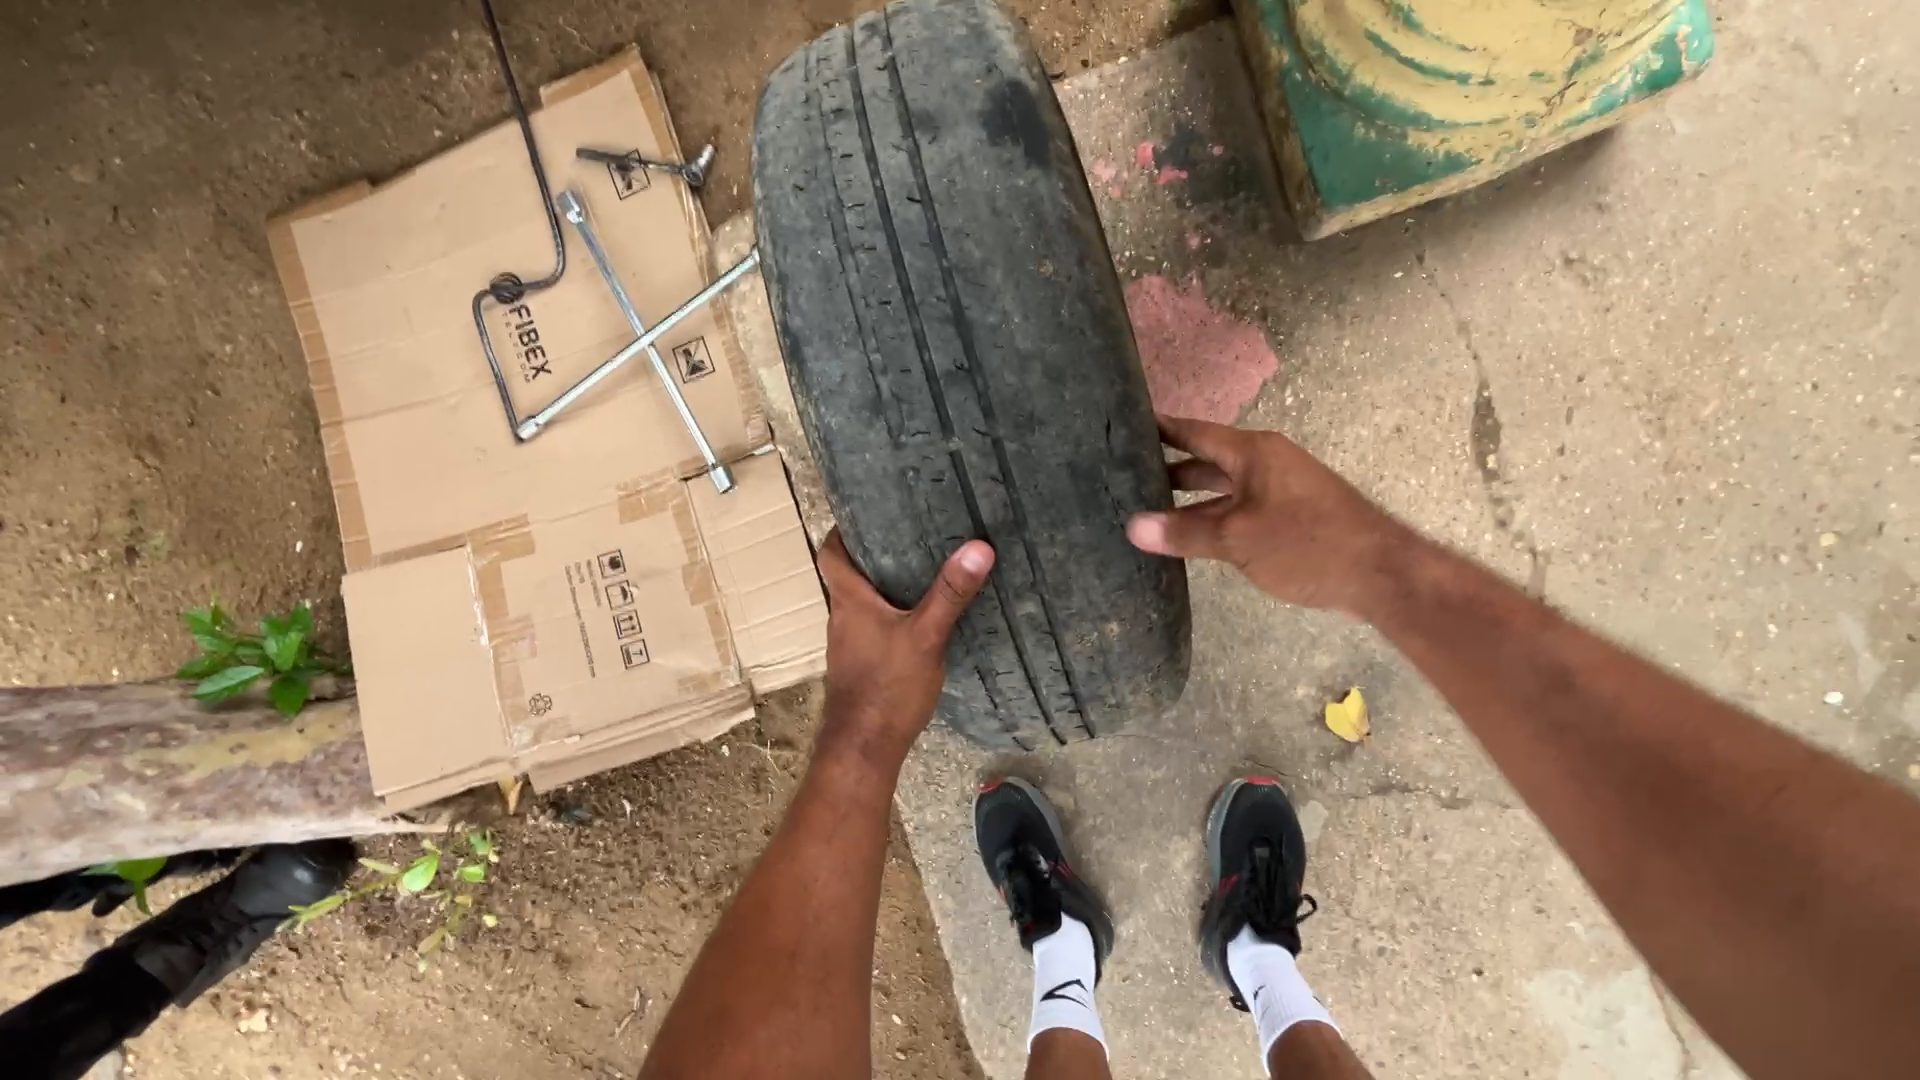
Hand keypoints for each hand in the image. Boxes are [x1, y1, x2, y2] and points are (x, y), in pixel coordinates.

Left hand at [815, 529, 995, 762]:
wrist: (865, 749)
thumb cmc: (887, 688)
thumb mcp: (926, 636)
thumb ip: (950, 593)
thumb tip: (978, 547)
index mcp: (848, 600)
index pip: (831, 553)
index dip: (844, 530)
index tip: (869, 511)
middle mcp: (843, 617)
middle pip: (851, 574)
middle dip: (877, 552)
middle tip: (912, 531)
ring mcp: (851, 643)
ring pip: (865, 601)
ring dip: (886, 584)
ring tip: (924, 566)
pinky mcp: (863, 664)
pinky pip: (875, 626)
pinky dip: (893, 613)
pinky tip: (922, 616)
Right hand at [1125, 414, 1415, 615]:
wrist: (1381, 575)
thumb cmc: (1307, 543)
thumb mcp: (1237, 538)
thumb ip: (1184, 531)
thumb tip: (1132, 526)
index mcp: (1254, 452)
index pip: (1194, 431)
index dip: (1160, 427)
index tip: (1124, 423)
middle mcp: (1265, 463)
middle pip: (1206, 460)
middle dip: (1166, 468)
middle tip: (1123, 474)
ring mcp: (1278, 491)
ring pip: (1221, 489)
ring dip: (1188, 500)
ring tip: (1144, 509)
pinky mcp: (1287, 517)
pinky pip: (1237, 510)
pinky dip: (1211, 519)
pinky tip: (1188, 537)